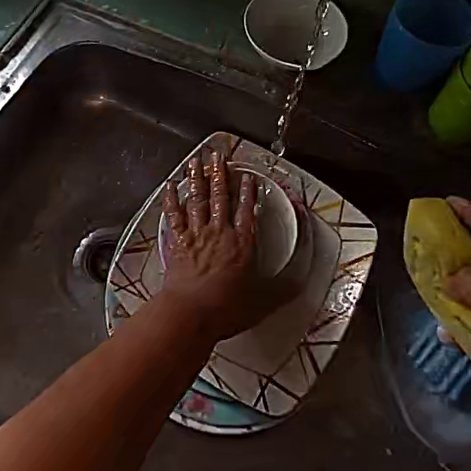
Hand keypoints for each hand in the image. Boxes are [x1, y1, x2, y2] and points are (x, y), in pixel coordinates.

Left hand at [155, 147, 272, 340]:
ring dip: (197, 179)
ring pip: (197, 200)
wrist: (190, 314)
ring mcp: (196, 236)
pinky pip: (174, 216)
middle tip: (219, 156)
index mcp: (242, 243)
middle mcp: (219, 233)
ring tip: (196, 162)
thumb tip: (301, 285)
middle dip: (220, 174)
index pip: (247, 210)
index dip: (248, 192)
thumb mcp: (262, 301)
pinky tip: (170, 187)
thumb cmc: (224, 308)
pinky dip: (172, 200)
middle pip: (220, 197)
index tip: (248, 177)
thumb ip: (283, 290)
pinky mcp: (177, 244)